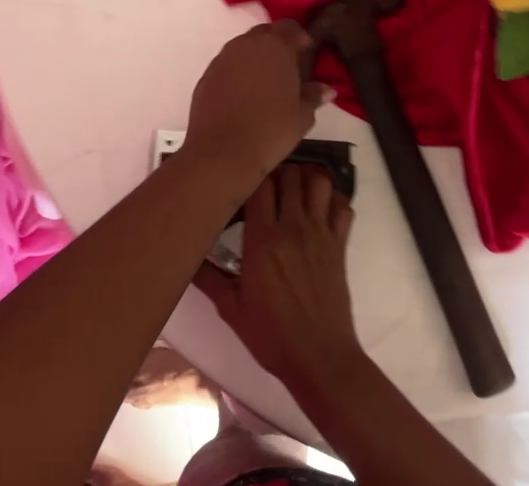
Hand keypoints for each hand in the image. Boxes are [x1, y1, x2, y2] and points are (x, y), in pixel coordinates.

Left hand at [183, 20, 327, 181]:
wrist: (222, 152)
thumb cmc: (271, 129)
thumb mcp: (302, 115)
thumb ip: (313, 96)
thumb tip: (327, 89)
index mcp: (275, 47)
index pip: (290, 27)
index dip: (300, 37)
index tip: (306, 54)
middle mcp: (246, 45)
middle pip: (264, 34)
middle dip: (276, 46)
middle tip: (287, 70)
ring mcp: (222, 59)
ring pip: (242, 49)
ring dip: (254, 59)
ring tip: (264, 85)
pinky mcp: (206, 76)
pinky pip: (226, 66)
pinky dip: (236, 74)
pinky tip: (242, 98)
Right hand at [193, 164, 361, 389]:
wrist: (320, 358)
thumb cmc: (271, 336)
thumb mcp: (231, 309)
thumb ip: (208, 278)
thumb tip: (185, 257)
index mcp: (263, 240)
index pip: (259, 184)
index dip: (249, 175)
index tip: (239, 182)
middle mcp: (293, 227)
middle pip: (290, 173)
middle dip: (276, 171)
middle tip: (263, 184)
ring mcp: (321, 233)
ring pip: (319, 181)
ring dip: (305, 178)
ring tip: (292, 189)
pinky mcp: (340, 244)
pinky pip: (342, 206)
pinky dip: (333, 198)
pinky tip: (319, 208)